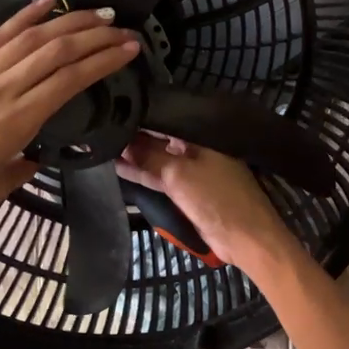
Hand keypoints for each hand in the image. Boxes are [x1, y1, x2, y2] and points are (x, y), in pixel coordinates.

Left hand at [0, 0, 139, 257]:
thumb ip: (23, 164)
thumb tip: (35, 152)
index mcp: (16, 122)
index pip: (71, 78)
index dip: (104, 60)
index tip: (130, 49)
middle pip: (57, 49)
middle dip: (96, 35)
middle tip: (124, 28)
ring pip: (30, 37)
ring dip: (68, 21)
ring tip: (97, 13)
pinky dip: (23, 17)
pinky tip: (45, 3)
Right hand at [115, 134, 302, 273]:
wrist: (246, 237)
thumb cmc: (216, 198)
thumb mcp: (179, 175)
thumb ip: (150, 158)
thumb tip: (123, 144)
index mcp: (201, 135)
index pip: (166, 118)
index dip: (141, 117)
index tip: (115, 111)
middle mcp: (196, 148)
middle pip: (161, 138)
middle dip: (135, 137)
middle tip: (102, 129)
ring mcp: (192, 169)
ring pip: (158, 159)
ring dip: (135, 157)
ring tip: (103, 147)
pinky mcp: (188, 190)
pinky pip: (161, 177)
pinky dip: (143, 173)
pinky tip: (120, 167)